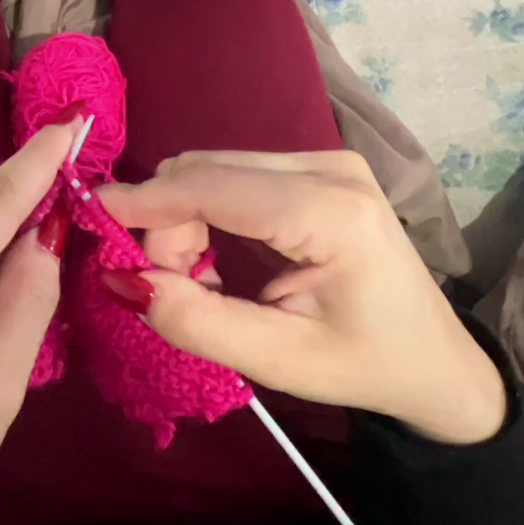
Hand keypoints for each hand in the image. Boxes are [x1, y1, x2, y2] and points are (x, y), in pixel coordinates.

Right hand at [97, 150, 506, 445]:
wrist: (436, 360)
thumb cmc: (364, 365)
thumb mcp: (278, 360)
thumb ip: (195, 321)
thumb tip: (120, 280)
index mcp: (330, 212)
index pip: (210, 187)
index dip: (143, 201)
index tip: (87, 215)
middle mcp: (328, 166)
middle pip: (203, 172)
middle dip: (166, 225)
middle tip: (172, 287)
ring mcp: (324, 159)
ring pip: (210, 168)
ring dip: (183, 220)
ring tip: (201, 280)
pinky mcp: (315, 166)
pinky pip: (230, 173)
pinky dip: (204, 211)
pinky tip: (219, 256)